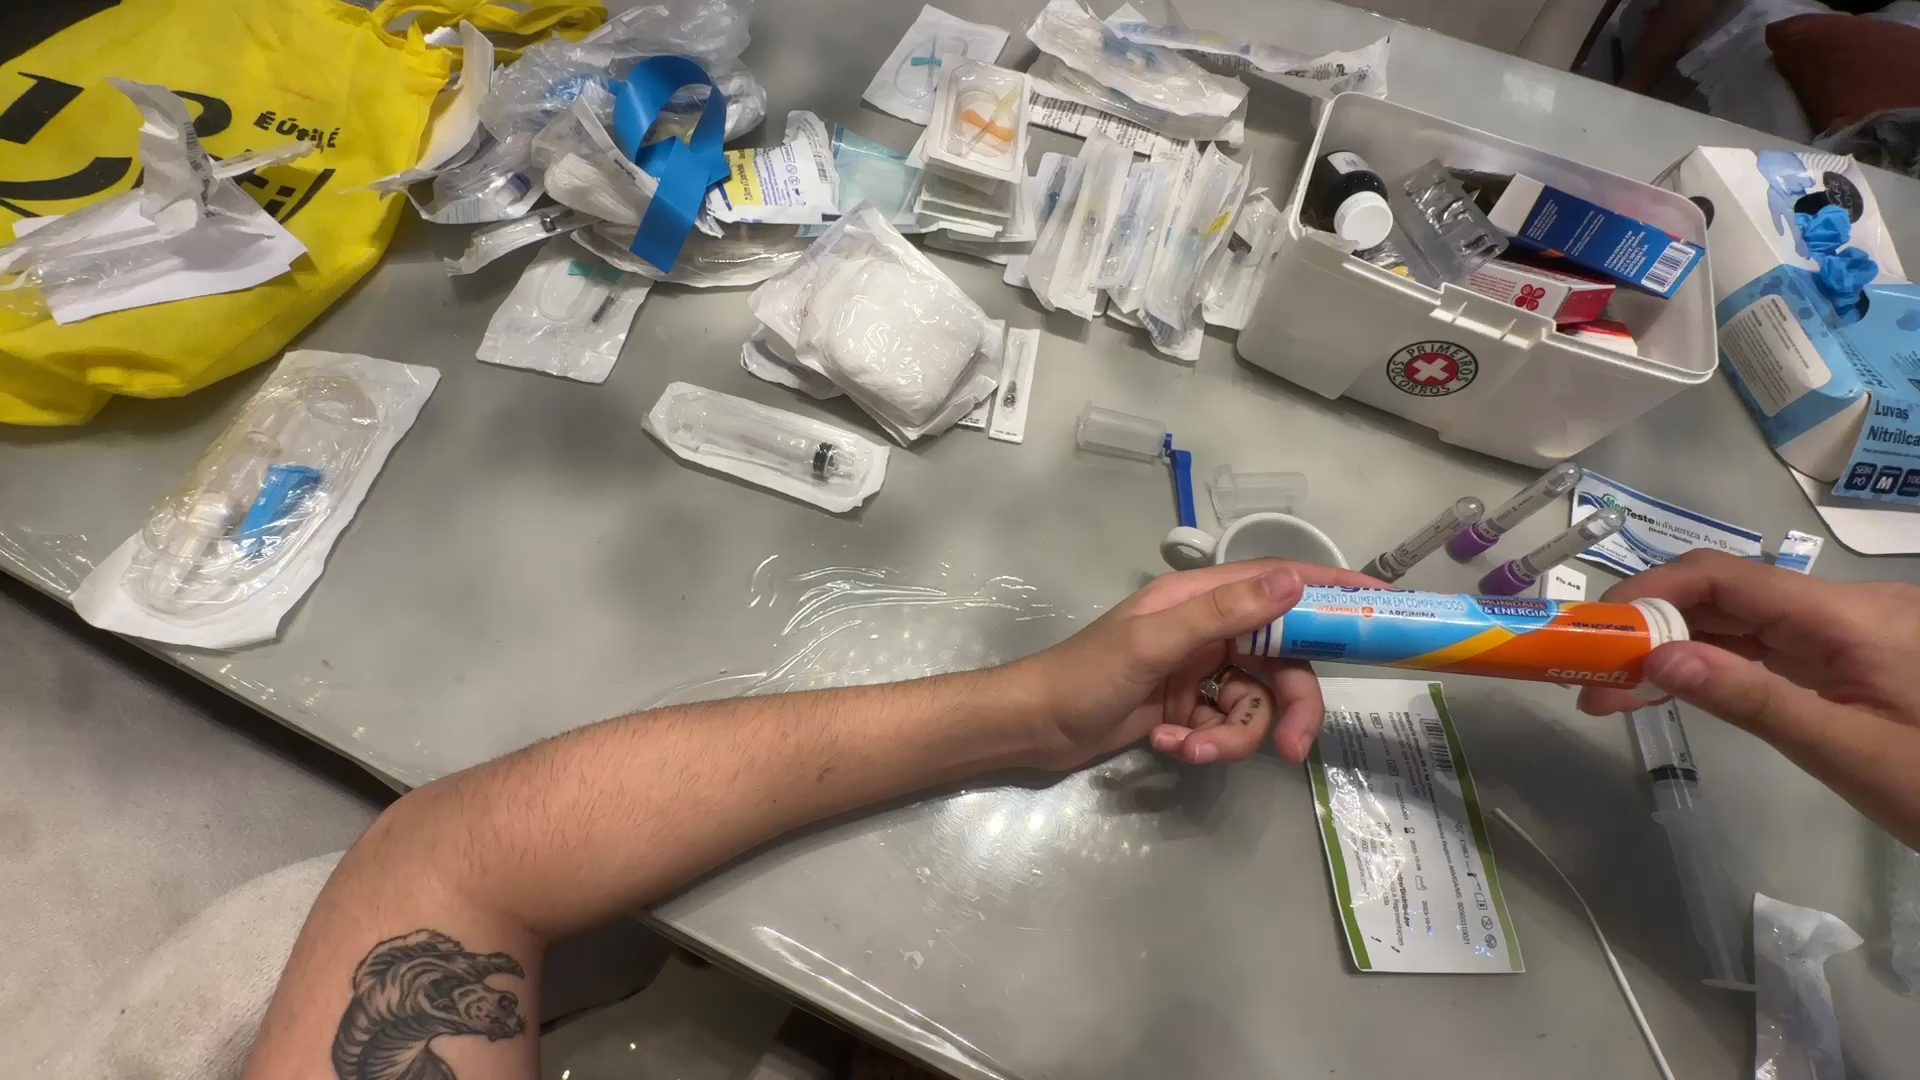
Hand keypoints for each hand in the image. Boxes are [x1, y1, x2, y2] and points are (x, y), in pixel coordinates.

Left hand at [1011, 559, 1384, 771]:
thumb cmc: (1086, 674)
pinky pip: (1226, 725)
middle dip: (1288, 708)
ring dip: (1231, 735)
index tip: (1387, 606)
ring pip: (1255, 703)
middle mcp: (1206, 629)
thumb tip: (1296, 581)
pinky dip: (1205, 741)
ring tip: (1187, 745)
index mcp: (1199, 598)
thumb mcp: (1153, 642)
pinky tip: (1167, 743)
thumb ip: (1223, 613)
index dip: (1333, 592)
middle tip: (1291, 751)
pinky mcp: (1189, 706)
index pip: (1279, 582)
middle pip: (1282, 662)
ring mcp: (1199, 669)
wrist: (1039, 724)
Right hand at [1577, 549, 1919, 848]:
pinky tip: (1666, 688)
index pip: (1722, 576)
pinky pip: (1754, 644)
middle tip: (1589, 676)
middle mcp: (1841, 608)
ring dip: (1665, 649)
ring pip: (1728, 620)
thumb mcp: (1852, 751)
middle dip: (1644, 630)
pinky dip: (1700, 663)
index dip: (1647, 592)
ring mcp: (1843, 631)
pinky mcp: (1842, 656)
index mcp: (1849, 616)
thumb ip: (1752, 699)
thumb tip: (1654, 659)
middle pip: (1717, 595)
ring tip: (1612, 692)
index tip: (1595, 634)